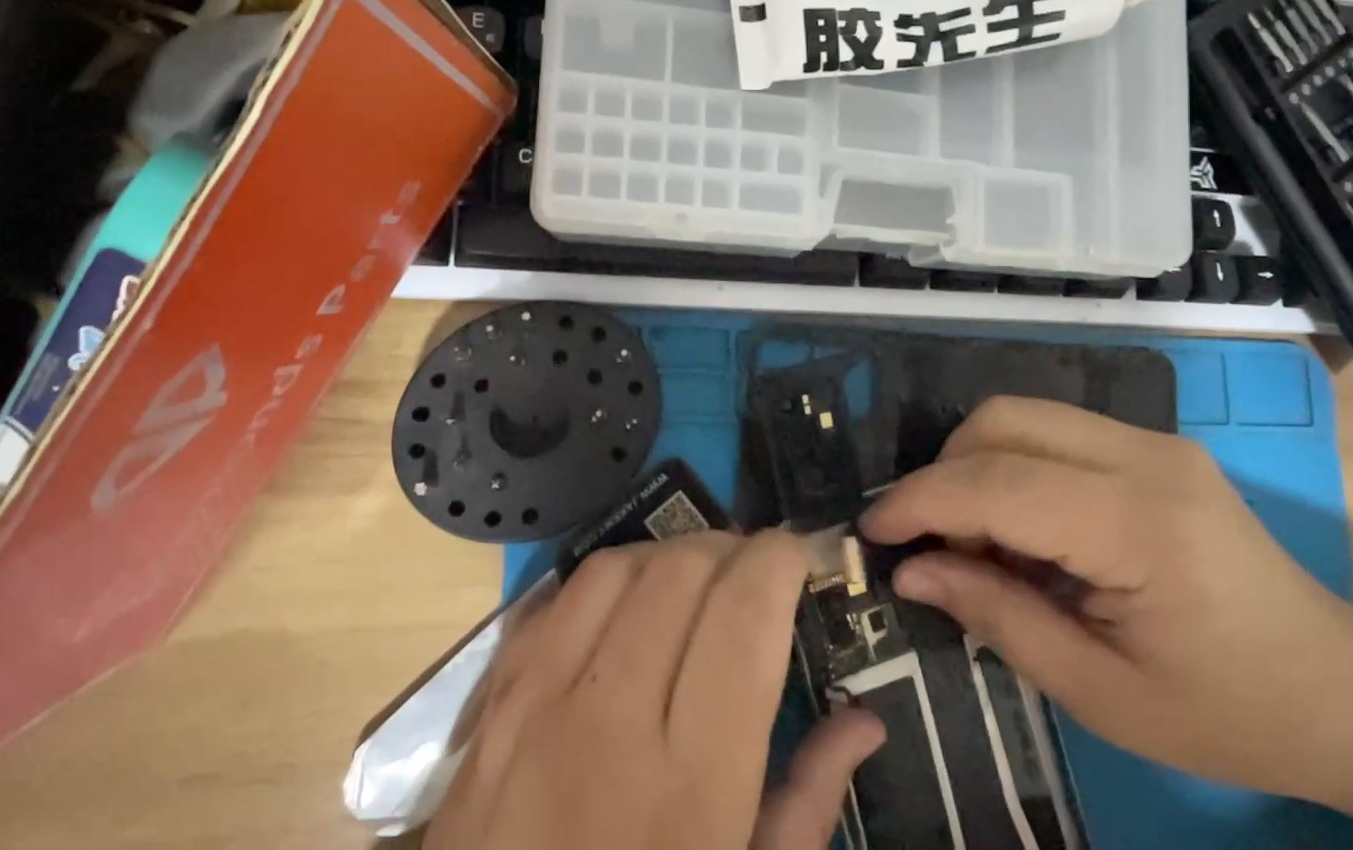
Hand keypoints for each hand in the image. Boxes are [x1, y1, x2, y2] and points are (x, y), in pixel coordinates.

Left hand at [425, 531, 884, 849]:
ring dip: (666, 558)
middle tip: (754, 578)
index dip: (782, 561)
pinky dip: (601, 586)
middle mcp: (610, 719)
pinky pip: (552, 603)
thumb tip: (864, 719)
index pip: (744, 612)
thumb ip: (809, 799)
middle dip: (732, 553)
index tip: (803, 560)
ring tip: (693, 585)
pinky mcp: (488, 708)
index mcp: (691, 775)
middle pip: (680, 572)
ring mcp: (535, 705)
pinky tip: (623, 613)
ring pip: (612, 568)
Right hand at [858, 396, 1352, 814]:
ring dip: (976, 469)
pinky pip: (1057, 436)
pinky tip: (1023, 537)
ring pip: (1025, 418)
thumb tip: (912, 572)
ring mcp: (1158, 445)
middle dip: (942, 474)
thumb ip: (997, 618)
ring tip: (975, 548)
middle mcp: (1147, 457)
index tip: (868, 535)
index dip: (917, 501)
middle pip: (1003, 420)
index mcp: (1138, 522)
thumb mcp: (1100, 693)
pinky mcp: (1160, 452)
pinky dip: (1014, 472)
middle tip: (926, 548)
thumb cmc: (1230, 714)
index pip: (996, 482)